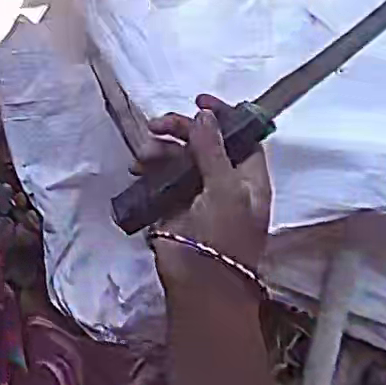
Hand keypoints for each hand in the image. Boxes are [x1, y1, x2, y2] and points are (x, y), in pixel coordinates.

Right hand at [136, 95, 272, 290]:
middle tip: (157, 125)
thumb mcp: (225, 191)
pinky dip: (149, 166)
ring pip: (178, 155)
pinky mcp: (172, 202)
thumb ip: (213, 150)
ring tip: (144, 155)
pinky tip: (138, 168)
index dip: (223, 116)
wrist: (199, 284)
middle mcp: (223, 181)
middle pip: (203, 141)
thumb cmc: (223, 237)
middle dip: (180, 128)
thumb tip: (205, 114)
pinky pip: (160, 174)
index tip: (198, 100)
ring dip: (160, 148)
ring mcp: (196, 191)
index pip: (239, 136)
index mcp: (247, 178)